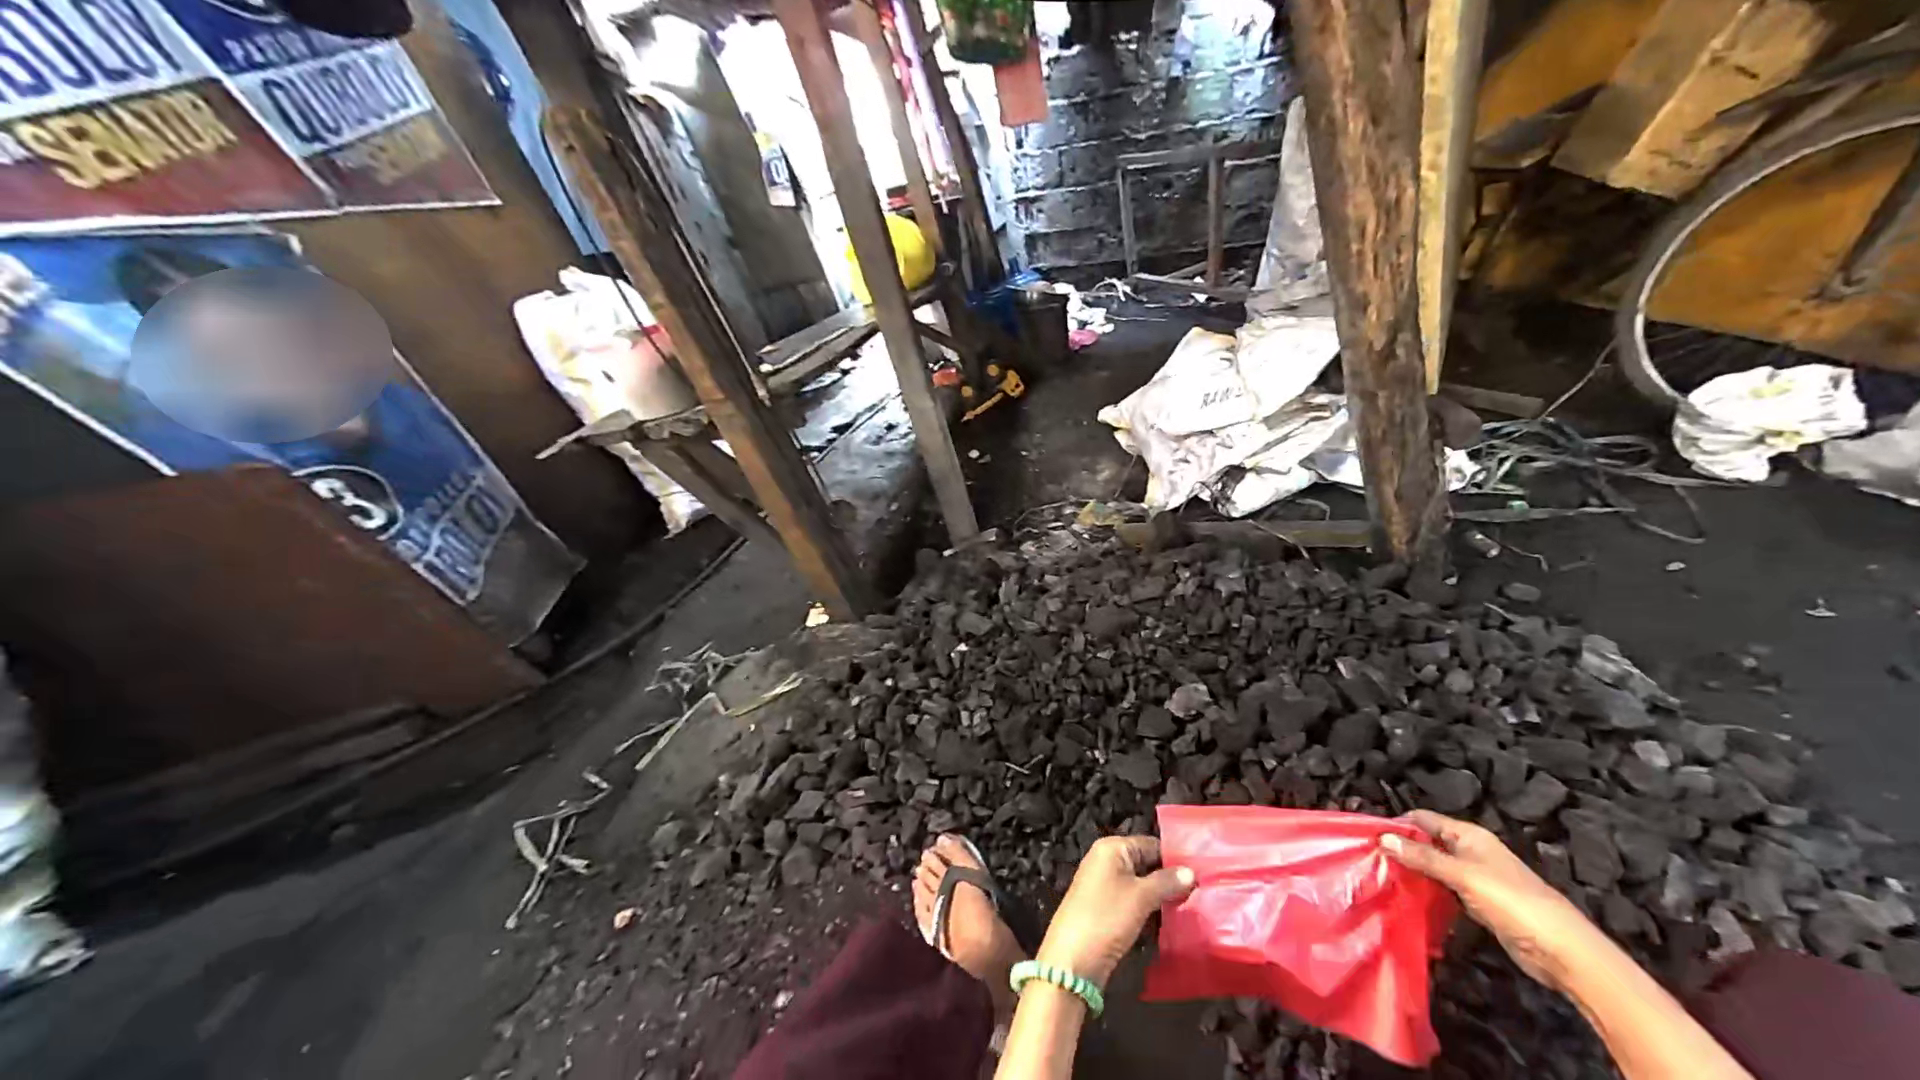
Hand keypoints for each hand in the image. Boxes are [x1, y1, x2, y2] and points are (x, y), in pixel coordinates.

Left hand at [1034, 836, 1194, 987]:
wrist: (1073, 959)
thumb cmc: (1107, 917)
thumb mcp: (1141, 896)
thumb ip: (1167, 881)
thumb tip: (1191, 872)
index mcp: (1111, 848)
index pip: (1151, 844)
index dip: (1175, 858)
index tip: (1203, 873)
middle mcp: (1106, 860)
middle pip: (1147, 864)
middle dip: (1171, 879)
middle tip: (1202, 893)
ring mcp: (1105, 885)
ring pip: (1142, 885)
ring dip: (1163, 896)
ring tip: (1193, 906)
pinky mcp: (1106, 908)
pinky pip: (1134, 901)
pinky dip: (1150, 909)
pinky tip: (1171, 920)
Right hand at [1380, 810, 1601, 991]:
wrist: (1562, 951)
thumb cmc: (1512, 902)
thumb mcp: (1462, 875)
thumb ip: (1421, 857)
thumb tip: (1381, 837)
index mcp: (1470, 835)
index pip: (1423, 819)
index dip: (1397, 824)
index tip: (1367, 834)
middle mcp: (1471, 851)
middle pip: (1427, 842)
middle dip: (1401, 847)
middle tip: (1369, 857)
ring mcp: (1476, 877)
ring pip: (1434, 866)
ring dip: (1413, 870)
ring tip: (1380, 875)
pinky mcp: (1479, 902)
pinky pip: (1444, 888)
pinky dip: (1428, 890)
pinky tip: (1408, 896)